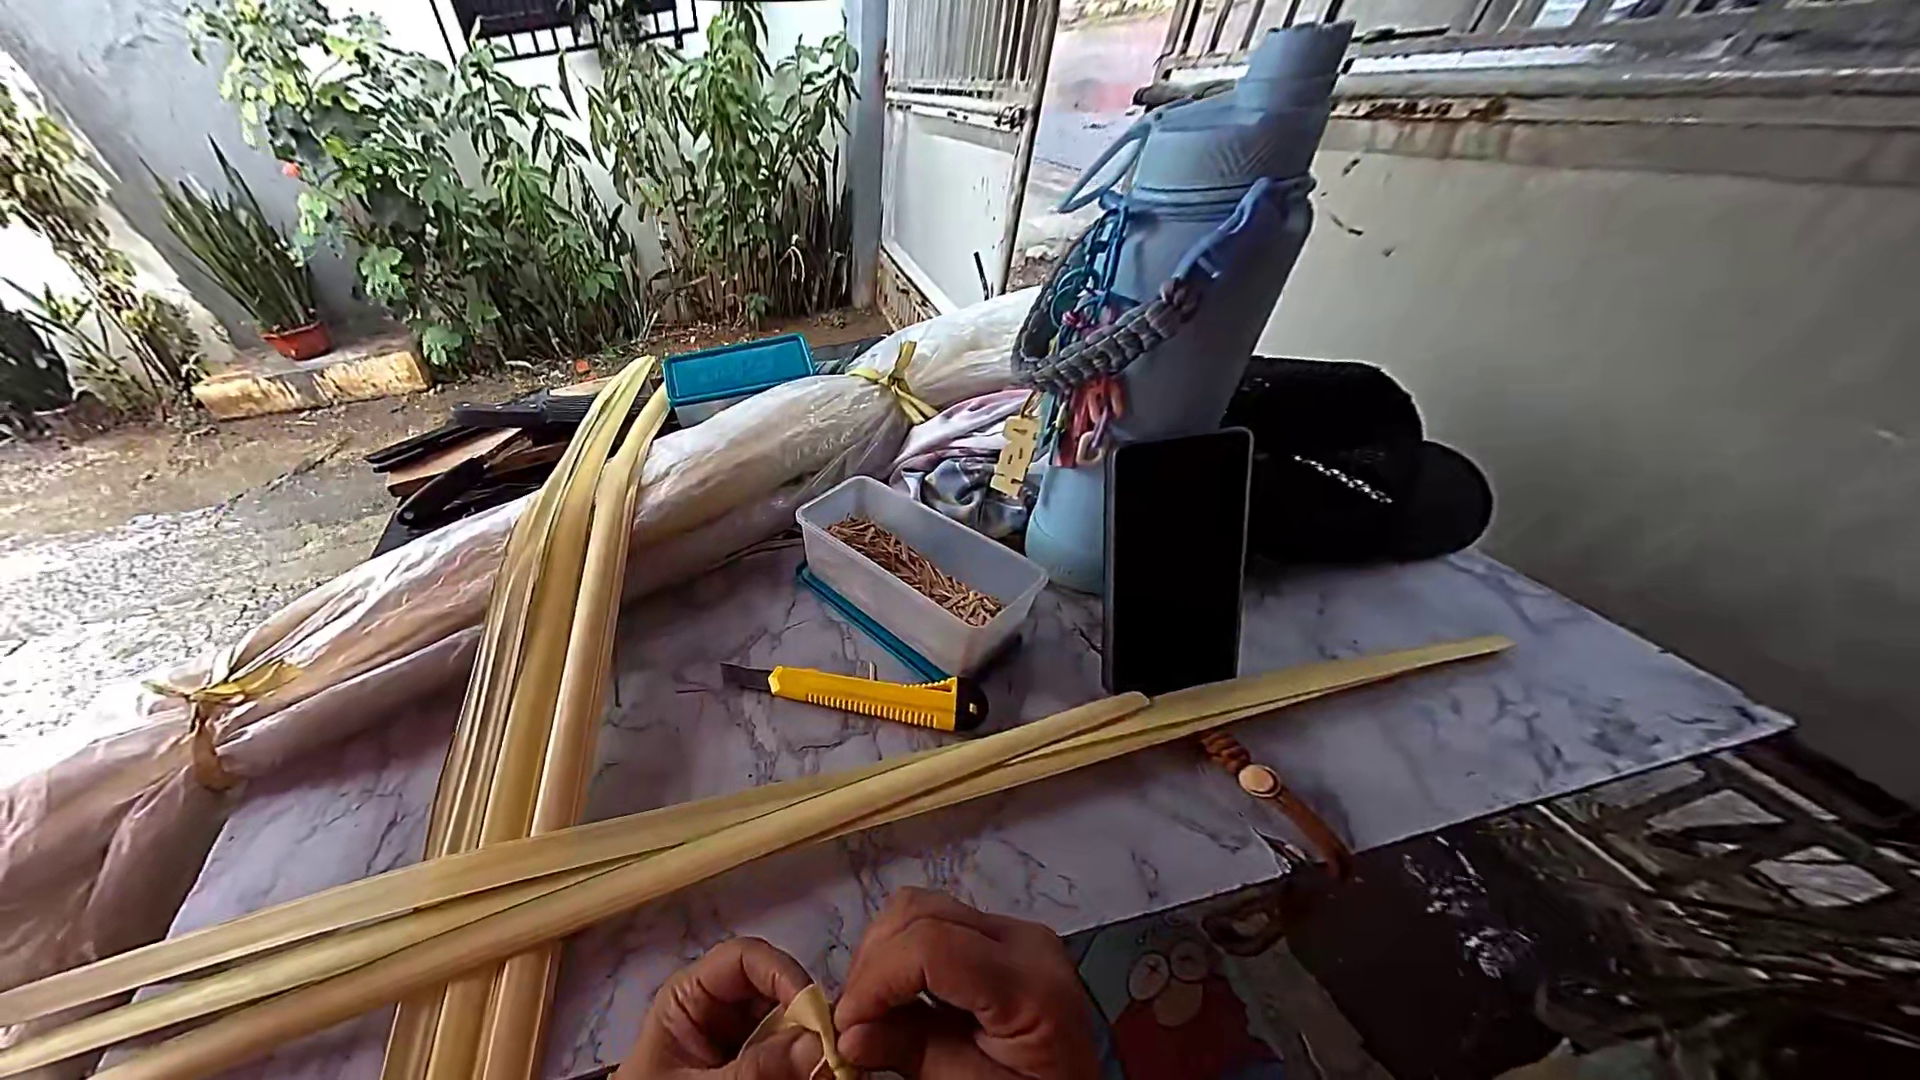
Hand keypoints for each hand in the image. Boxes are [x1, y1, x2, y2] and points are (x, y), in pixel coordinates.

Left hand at [616, 938, 822, 1079]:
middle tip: (831, 1047)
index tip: (813, 1010)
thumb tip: (819, 1046)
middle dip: (803, 1015)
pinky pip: (781, 1053)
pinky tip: (813, 1074)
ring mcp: (734, 1036)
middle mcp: (717, 1006)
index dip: (782, 972)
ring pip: (784, 1021)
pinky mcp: (747, 1064)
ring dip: (806, 1042)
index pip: (745, 957)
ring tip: (827, 1067)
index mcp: (689, 996)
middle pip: (773, 988)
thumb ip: (753, 1071)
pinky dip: (798, 1064)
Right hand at [833, 888, 1098, 1079]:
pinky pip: (941, 920)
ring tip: (871, 1008)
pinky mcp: (1003, 934)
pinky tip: (896, 993)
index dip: (877, 977)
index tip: (843, 1026)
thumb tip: (847, 1031)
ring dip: (885, 950)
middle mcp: (1023, 937)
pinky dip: (905, 949)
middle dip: (874, 960)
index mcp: (1028, 982)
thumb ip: (915, 1055)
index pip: (933, 944)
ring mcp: (1015, 929)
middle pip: (924, 910)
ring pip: (926, 905)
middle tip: (851, 1021)